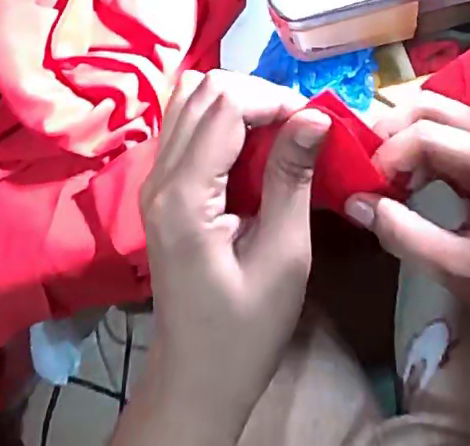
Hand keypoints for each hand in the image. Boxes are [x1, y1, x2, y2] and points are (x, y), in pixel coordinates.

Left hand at [129, 70, 331, 443]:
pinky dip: (223, 115)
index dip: (274, 99)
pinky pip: (187, 121)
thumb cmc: (245, 330)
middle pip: (204, 89)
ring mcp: (154, 177)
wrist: (195, 379)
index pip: (225, 104)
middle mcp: (159, 175)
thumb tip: (315, 114)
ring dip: (239, 100)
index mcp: (184, 195)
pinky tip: (251, 143)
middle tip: (300, 125)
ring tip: (277, 129)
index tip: (314, 122)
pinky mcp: (161, 184)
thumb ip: (292, 177)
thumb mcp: (283, 257)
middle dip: (259, 94)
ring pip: (191, 96)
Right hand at [343, 91, 469, 374]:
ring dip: (405, 136)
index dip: (388, 157)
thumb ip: (404, 233)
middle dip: (392, 134)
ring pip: (440, 111)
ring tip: (387, 177)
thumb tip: (353, 202)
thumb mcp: (461, 273)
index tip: (367, 191)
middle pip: (432, 107)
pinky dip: (423, 144)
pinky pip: (452, 127)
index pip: (429, 136)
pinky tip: (413, 177)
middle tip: (369, 174)